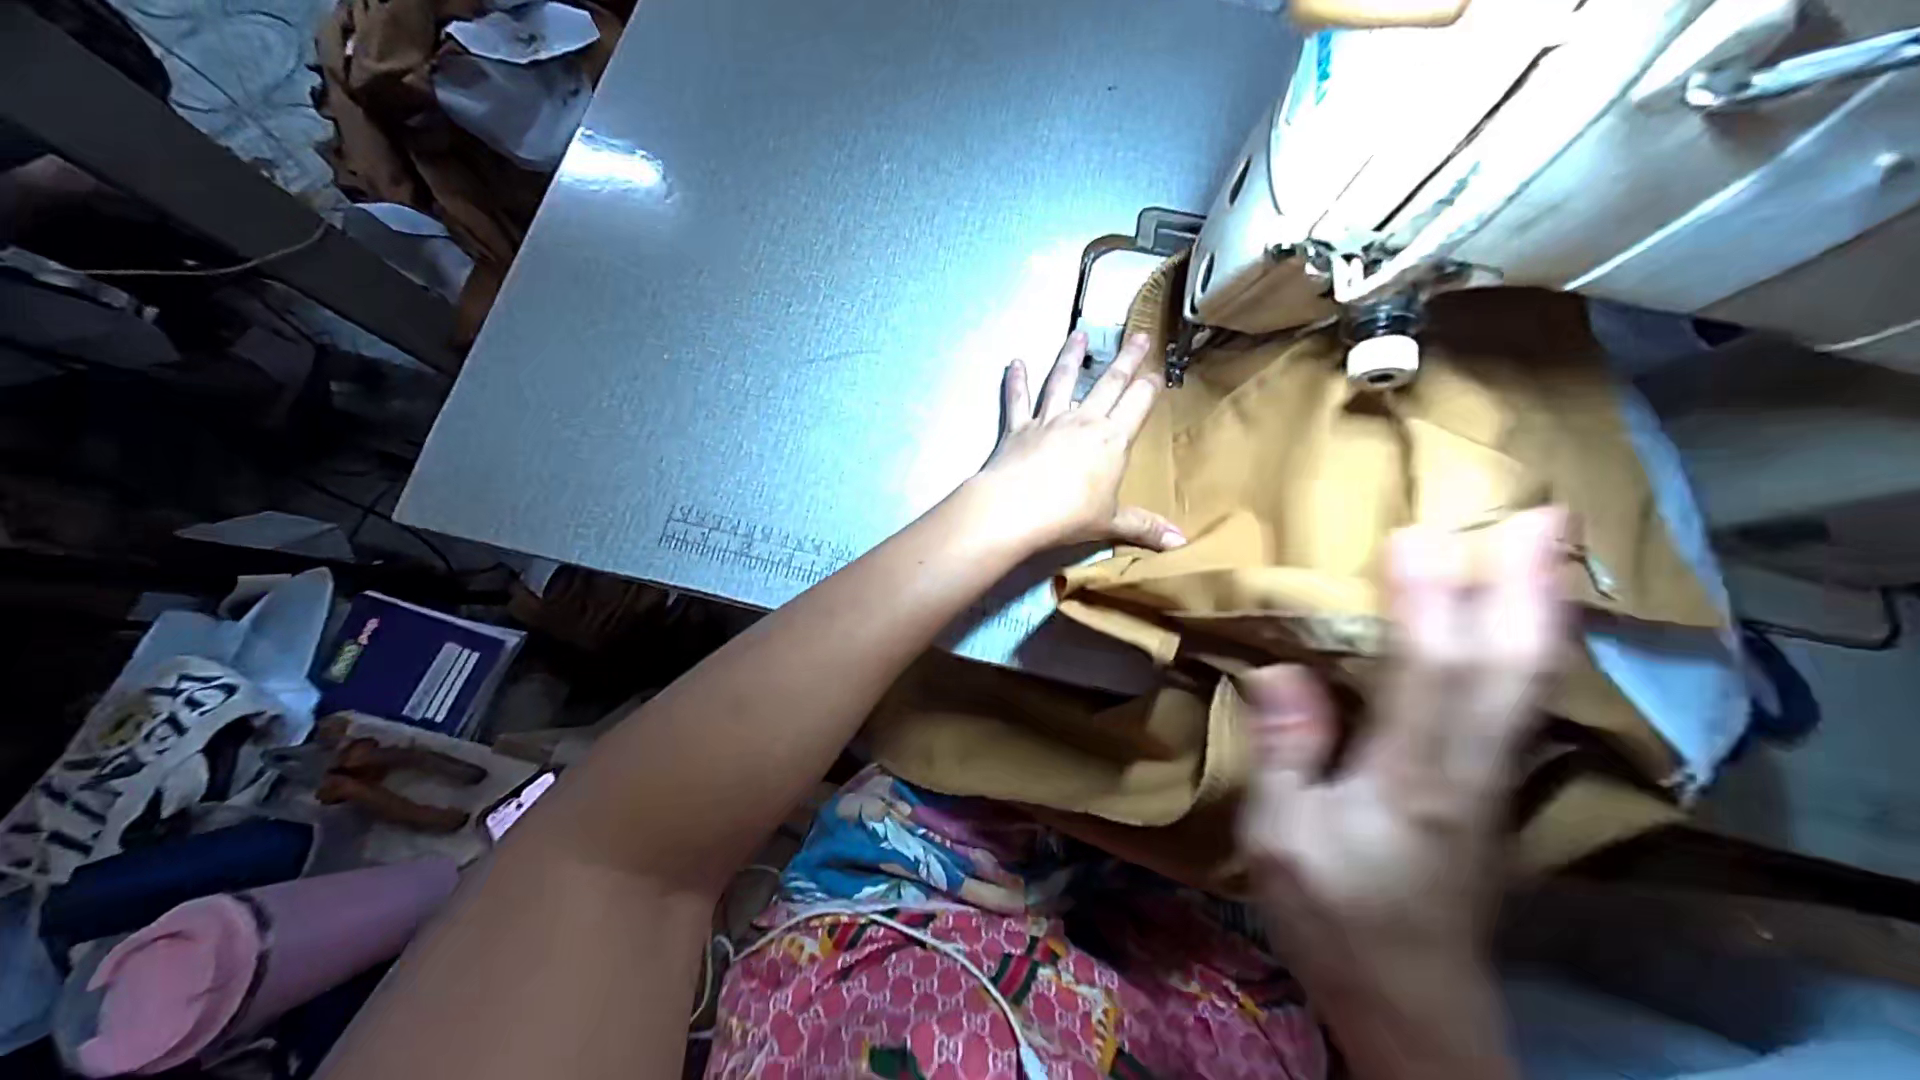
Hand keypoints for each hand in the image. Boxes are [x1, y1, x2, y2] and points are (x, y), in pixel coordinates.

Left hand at [964, 330, 1184, 553]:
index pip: (1138, 404)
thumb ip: (1145, 527)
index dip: (1149, 387)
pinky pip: (1018, 399)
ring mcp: (1049, 420)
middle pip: (1109, 382)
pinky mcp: (1018, 427)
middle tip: (1137, 335)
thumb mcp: (1111, 522)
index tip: (1157, 371)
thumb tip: (1181, 543)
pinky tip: (1015, 363)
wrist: (1016, 509)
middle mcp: (1084, 420)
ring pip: (1063, 379)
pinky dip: (1016, 381)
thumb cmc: (1069, 516)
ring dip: (1072, 356)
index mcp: (1112, 440)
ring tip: (1079, 334)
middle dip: (1126, 359)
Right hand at [1236, 509, 1565, 1076]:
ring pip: (1529, 682)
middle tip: (1540, 512)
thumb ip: (1286, 750)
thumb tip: (1282, 668)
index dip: (1424, 602)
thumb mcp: (1280, 837)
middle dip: (1526, 587)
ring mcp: (1494, 779)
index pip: (1426, 675)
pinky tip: (1525, 623)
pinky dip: (1530, 649)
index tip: (1413, 534)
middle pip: (1510, 669)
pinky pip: (1520, 701)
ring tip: (1547, 547)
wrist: (1411, 999)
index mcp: (1409, 780)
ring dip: (1542, 609)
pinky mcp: (1495, 788)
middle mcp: (1469, 770)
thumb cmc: (1333, 914)